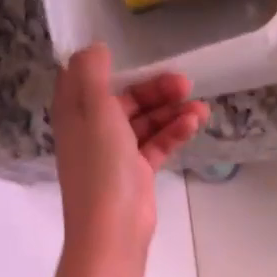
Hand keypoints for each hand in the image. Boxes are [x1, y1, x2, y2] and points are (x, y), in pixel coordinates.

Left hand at [52, 43, 209, 251]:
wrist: (112, 228)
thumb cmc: (101, 166)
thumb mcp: (94, 110)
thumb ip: (92, 73)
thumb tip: (96, 48)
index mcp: (74, 111)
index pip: (89, 77)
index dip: (114, 65)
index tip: (143, 56)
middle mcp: (92, 128)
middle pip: (125, 98)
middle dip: (154, 89)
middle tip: (186, 84)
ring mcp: (116, 151)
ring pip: (145, 122)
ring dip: (171, 112)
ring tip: (201, 109)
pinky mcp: (137, 171)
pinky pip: (157, 143)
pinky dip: (174, 133)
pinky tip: (193, 125)